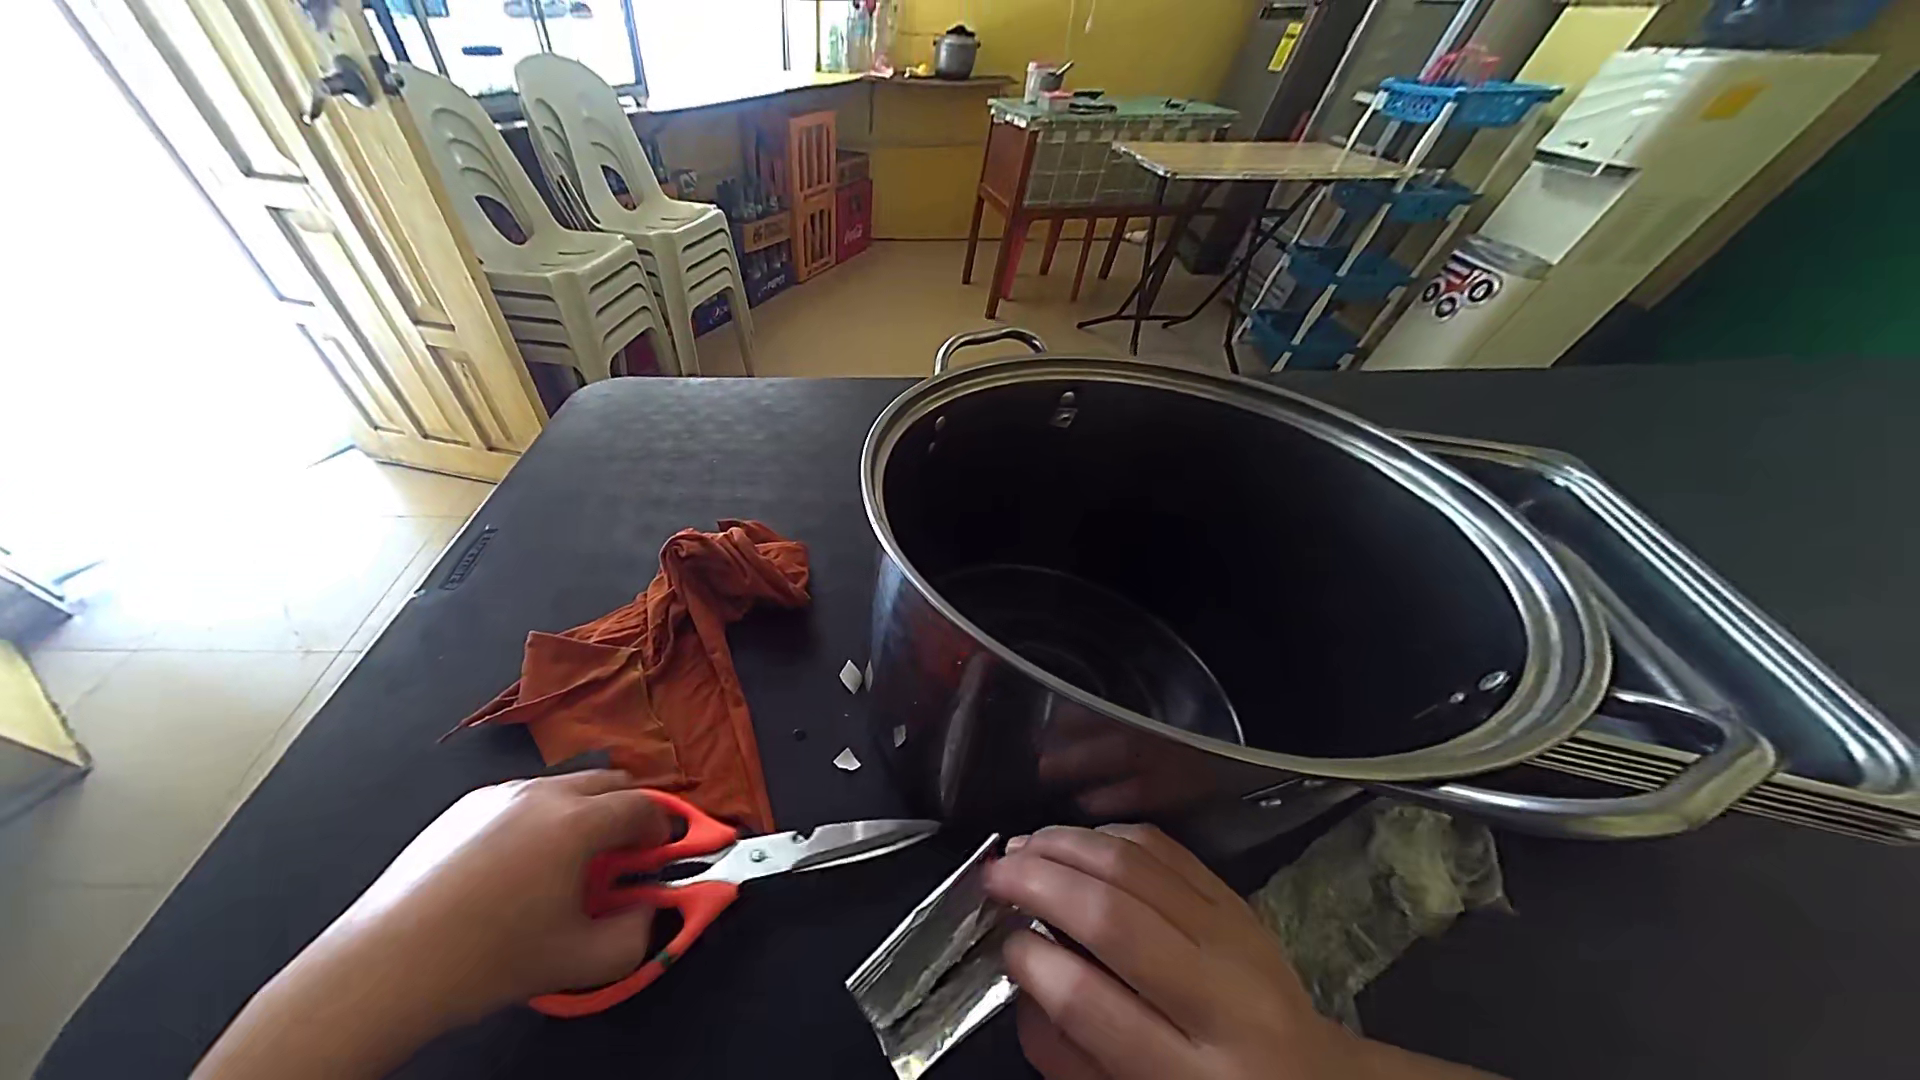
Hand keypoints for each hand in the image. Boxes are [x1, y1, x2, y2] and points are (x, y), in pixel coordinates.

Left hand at [335, 768, 669, 1014]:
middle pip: (612, 782)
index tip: (658, 851)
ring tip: (568, 861)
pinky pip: (524, 798)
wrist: (376, 974)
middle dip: (629, 810)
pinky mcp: (464, 807)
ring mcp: (500, 794)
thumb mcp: (581, 960)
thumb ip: (639, 933)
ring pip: (567, 787)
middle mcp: (543, 794)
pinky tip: (516, 866)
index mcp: (578, 821)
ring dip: (586, 811)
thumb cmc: (484, 962)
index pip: (644, 805)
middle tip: (623, 852)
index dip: (662, 826)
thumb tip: (653, 912)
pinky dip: (541, 818)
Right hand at [984, 825, 1495, 1079]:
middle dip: (1040, 884)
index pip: (1093, 1005)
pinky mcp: (1235, 898)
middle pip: (1114, 920)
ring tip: (1024, 845)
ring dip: (1067, 846)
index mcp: (1189, 1076)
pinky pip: (1163, 847)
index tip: (1003, 941)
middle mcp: (1219, 1001)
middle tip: (995, 872)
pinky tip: (1076, 840)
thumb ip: (1066, 1051)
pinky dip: (1108, 834)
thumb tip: (1022, 969)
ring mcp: (1233, 938)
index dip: (1034, 962)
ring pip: (1137, 868)